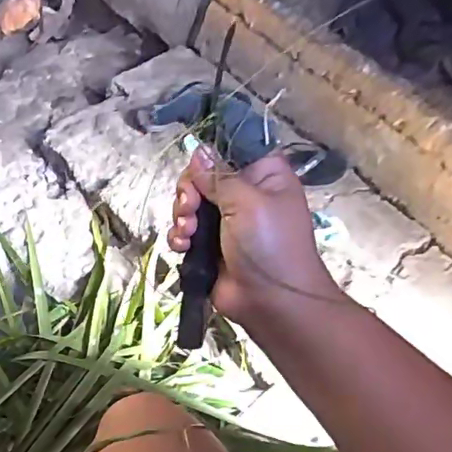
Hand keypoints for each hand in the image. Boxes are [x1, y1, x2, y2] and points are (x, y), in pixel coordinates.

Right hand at [167, 150, 340, 324]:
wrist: (271, 300)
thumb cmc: (269, 243)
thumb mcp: (246, 201)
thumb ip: (218, 176)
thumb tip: (197, 150)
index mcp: (263, 175)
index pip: (228, 151)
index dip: (208, 158)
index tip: (198, 172)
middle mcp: (243, 195)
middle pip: (201, 178)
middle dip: (188, 193)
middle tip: (190, 209)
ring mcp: (224, 223)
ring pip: (189, 206)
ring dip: (182, 217)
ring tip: (188, 234)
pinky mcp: (208, 248)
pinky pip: (184, 233)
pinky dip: (179, 237)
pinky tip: (183, 247)